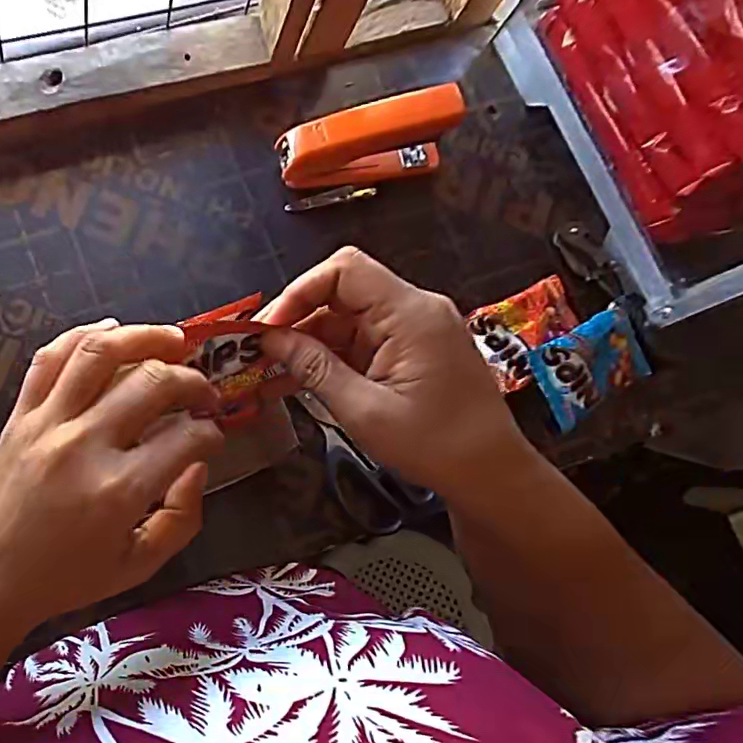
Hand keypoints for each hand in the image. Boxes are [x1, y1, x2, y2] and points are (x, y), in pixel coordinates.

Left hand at [0, 320, 224, 630]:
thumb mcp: (139, 565)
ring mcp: (45, 425)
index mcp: (119, 490)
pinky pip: (47, 360)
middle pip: (152, 381)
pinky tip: (107, 332)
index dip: (212, 431)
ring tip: (171, 339)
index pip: (187, 436)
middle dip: (192, 380)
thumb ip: (182, 517)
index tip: (212, 435)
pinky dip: (79, 336)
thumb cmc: (66, 579)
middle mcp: (83, 446)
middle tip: (201, 391)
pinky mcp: (18, 417)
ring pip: (98, 353)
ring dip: (143, 335)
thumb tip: (197, 464)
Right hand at [255, 247, 537, 502]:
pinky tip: (287, 382)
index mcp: (410, 315)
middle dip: (291, 320)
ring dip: (300, 344)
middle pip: (337, 293)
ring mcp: (407, 331)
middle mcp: (411, 311)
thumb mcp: (362, 409)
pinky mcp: (402, 350)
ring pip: (337, 319)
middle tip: (254, 353)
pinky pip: (350, 342)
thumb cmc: (434, 443)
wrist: (488, 471)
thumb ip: (314, 368)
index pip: (343, 271)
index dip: (297, 293)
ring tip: (263, 373)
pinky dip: (319, 359)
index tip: (266, 329)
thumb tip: (271, 341)